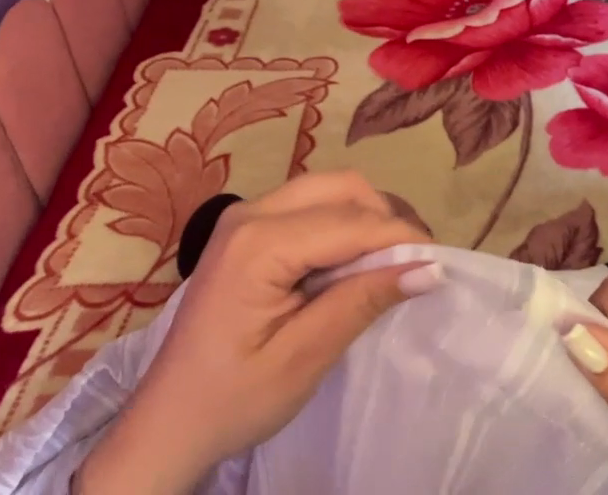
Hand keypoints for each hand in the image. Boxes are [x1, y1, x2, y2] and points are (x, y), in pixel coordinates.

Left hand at [75, 172, 437, 493]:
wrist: (167, 421)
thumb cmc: (231, 398)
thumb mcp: (303, 358)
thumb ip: (362, 302)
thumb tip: (428, 267)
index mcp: (258, 243)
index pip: (350, 221)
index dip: (400, 237)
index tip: (440, 264)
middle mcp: (250, 213)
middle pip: (340, 187)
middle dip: (384, 217)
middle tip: (414, 263)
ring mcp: (244, 217)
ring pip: (326, 190)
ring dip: (364, 218)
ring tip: (390, 264)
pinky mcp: (246, 229)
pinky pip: (308, 206)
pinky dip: (341, 225)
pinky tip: (352, 265)